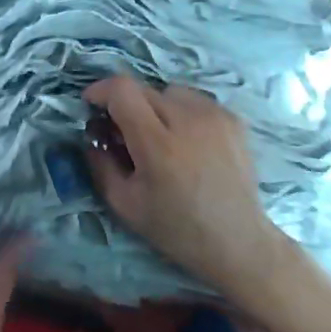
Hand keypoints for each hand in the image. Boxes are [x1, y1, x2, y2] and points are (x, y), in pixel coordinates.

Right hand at [83, 76, 286, 300]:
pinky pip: (194, 101)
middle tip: (123, 134)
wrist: (239, 242)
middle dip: (124, 105)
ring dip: (155, 107)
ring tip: (160, 137)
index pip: (121, 89)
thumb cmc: (177, 229)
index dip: (100, 91)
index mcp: (158, 143)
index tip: (91, 106)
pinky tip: (187, 142)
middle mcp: (188, 120)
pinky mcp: (232, 118)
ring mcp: (214, 115)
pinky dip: (181, 113)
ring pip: (169, 91)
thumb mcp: (124, 204)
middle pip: (142, 89)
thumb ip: (100, 163)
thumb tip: (92, 134)